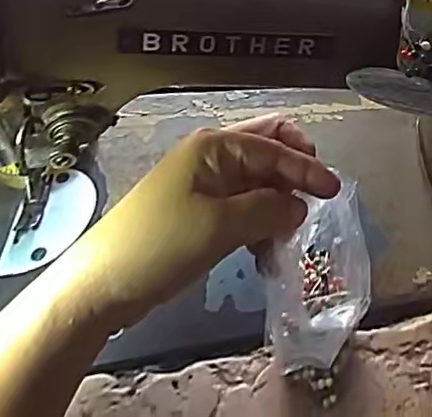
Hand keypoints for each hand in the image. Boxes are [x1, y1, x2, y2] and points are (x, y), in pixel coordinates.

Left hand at [71, 113, 341, 329]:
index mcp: (214, 146)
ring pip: (257, 182)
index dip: (306, 167)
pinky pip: (242, 206)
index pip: (273, 147)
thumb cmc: (157, 245)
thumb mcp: (218, 226)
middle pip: (266, 152)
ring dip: (277, 203)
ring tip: (288, 235)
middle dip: (294, 173)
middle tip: (316, 197)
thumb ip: (267, 211)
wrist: (98, 287)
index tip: (333, 190)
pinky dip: (260, 221)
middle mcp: (212, 156)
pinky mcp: (200, 211)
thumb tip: (299, 207)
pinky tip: (266, 247)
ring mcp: (205, 183)